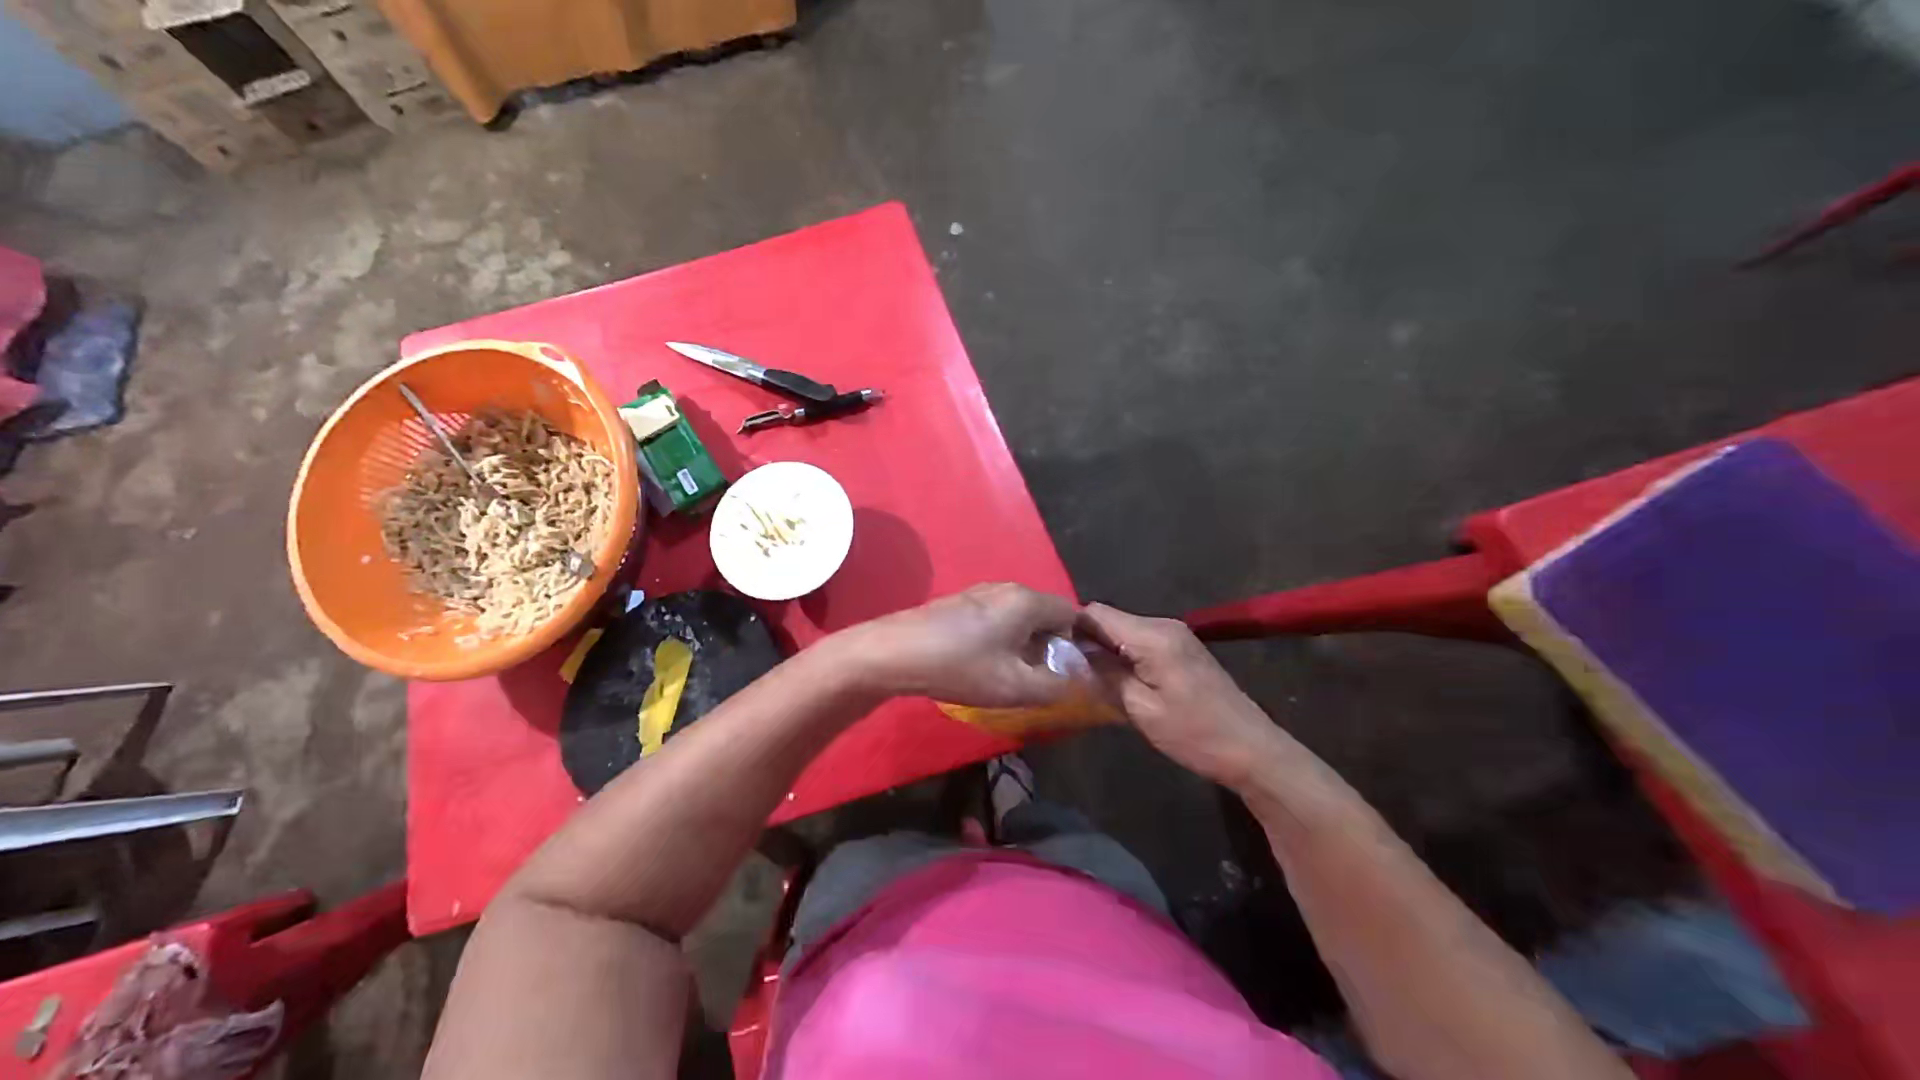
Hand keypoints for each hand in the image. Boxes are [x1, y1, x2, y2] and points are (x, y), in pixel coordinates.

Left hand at [834, 583, 1079, 706]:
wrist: (892, 653)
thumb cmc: (959, 667)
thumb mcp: (1015, 687)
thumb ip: (1056, 686)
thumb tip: (1078, 680)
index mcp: (1027, 600)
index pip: (1072, 614)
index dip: (1076, 645)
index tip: (1065, 674)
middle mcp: (1007, 588)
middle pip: (1045, 614)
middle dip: (1049, 646)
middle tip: (1037, 679)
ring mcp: (980, 592)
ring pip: (1020, 617)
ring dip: (1024, 645)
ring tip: (1008, 675)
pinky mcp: (960, 603)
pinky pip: (997, 618)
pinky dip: (1001, 639)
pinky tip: (981, 663)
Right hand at [1077, 603, 1293, 788]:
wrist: (1252, 750)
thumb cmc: (1194, 734)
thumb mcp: (1141, 709)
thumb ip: (1105, 675)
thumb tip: (1073, 655)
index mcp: (1153, 636)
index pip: (1096, 614)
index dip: (1071, 629)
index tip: (1053, 652)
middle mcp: (1164, 625)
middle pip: (1110, 621)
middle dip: (1086, 641)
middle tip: (1066, 670)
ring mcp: (1176, 636)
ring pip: (1124, 632)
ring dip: (1105, 651)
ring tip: (1087, 678)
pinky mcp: (1182, 649)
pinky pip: (1141, 642)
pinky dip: (1124, 657)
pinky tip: (1117, 681)